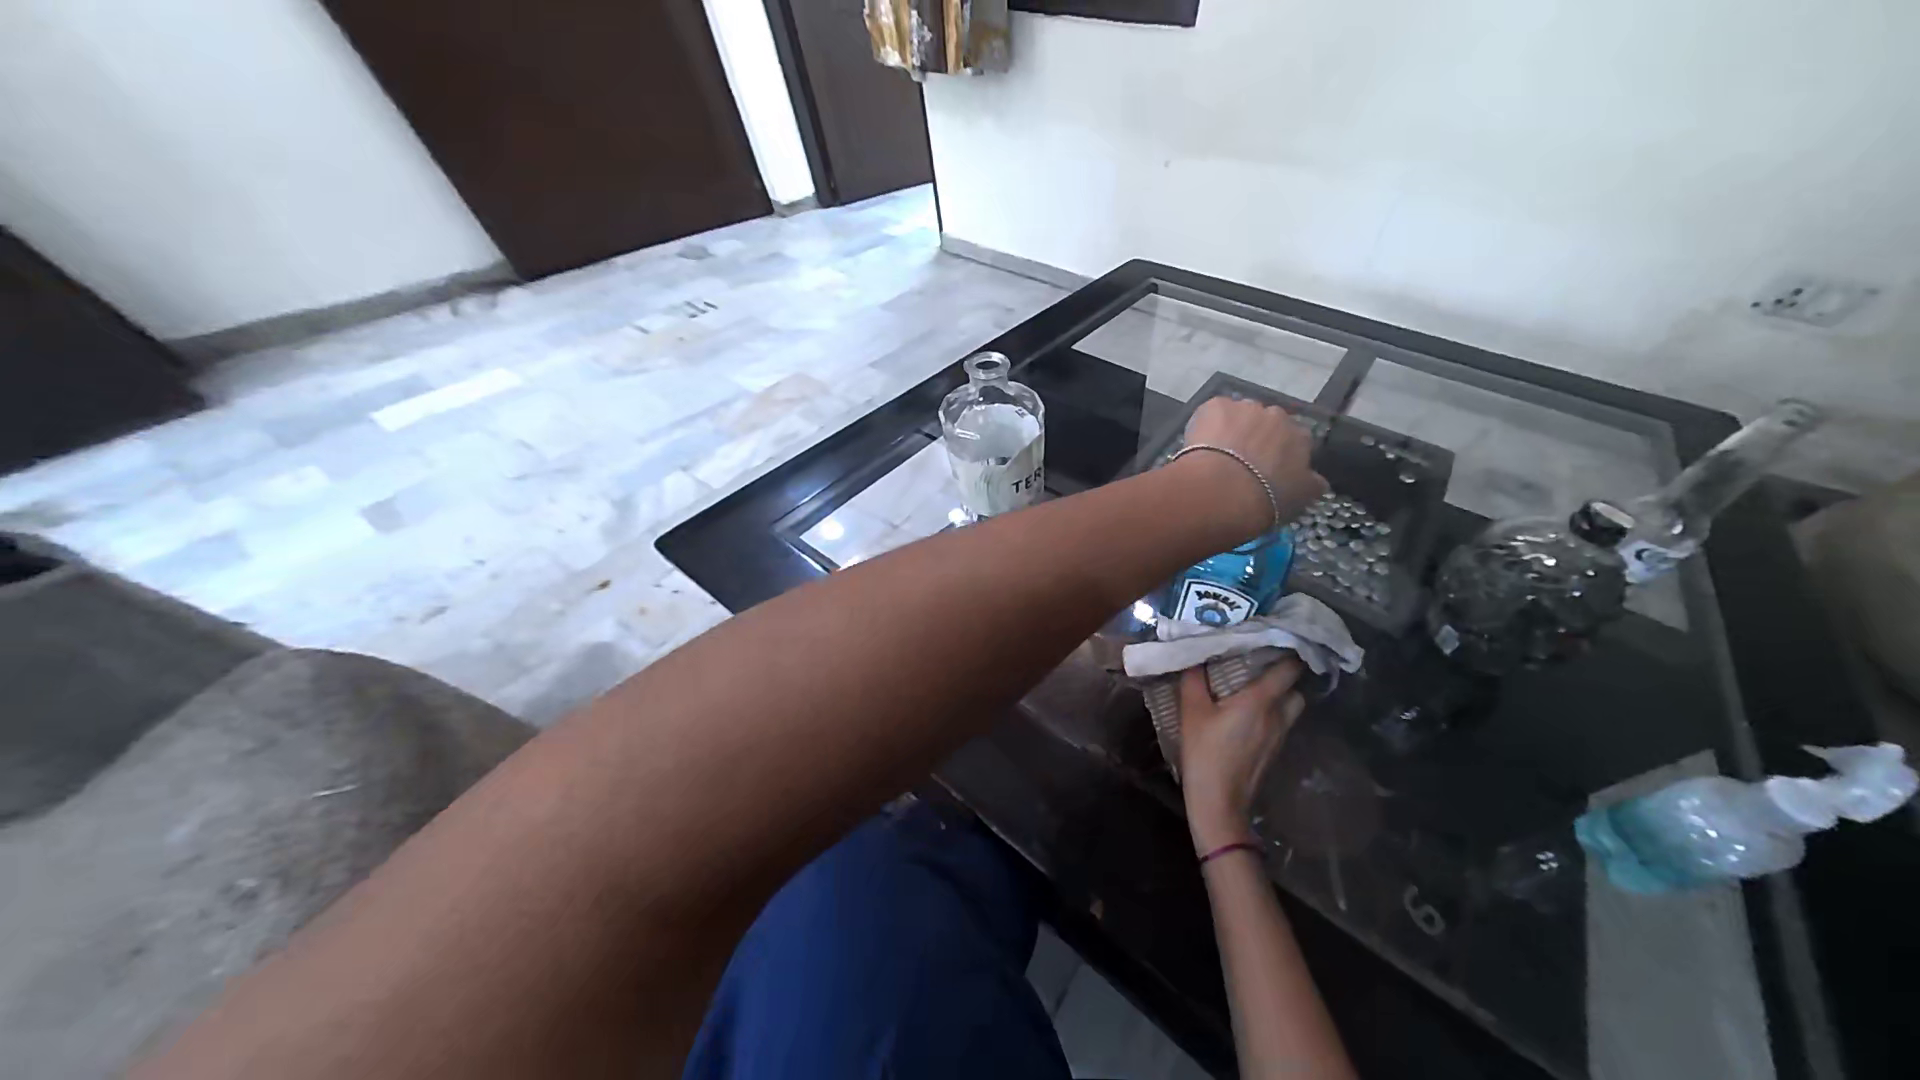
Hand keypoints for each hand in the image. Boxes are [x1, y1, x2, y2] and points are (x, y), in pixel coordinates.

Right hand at [1179, 659, 1306, 852]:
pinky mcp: (1275, 751)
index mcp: (1260, 700)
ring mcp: (1280, 735)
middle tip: (1260, 663)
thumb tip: (1194, 655)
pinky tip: (1247, 714)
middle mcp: (1278, 715)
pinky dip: (1271, 713)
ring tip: (1253, 687)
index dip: (1288, 650)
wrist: (1219, 801)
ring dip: (1279, 695)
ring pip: (1290, 706)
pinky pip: (1281, 722)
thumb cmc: (1205, 752)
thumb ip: (1194, 680)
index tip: (1275, 636)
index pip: (1289, 668)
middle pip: (1295, 688)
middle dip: (1283, 674)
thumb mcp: (1191, 712)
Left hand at [1183, 397, 1326, 538]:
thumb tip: (1318, 480)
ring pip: (1239, 415)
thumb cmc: (1267, 498)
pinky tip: (1200, 444)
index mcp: (1301, 437)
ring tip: (1217, 454)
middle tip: (1239, 461)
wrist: (1225, 489)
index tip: (1266, 468)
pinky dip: (1207, 424)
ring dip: (1232, 429)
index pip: (1294, 440)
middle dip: (1255, 438)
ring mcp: (1246, 407)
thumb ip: (1312, 483)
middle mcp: (1277, 416)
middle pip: (1266, 423)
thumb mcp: (1301, 497)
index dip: (1278, 454)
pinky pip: (1213, 412)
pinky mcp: (1217, 406)